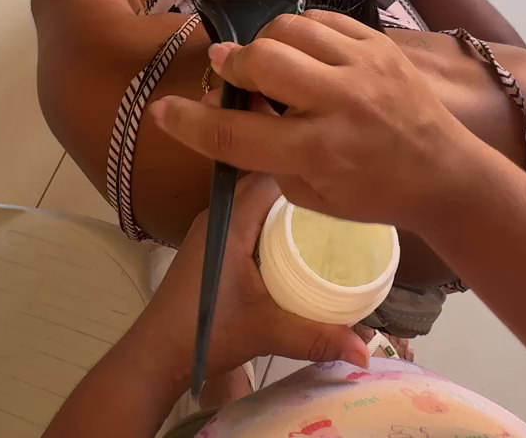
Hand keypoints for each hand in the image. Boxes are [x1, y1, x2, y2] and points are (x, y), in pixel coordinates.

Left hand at [134, 174, 368, 380]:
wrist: (158, 350)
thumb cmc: (208, 331)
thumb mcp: (268, 331)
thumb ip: (317, 337)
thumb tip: (366, 351)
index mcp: (232, 219)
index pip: (271, 176)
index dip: (303, 174)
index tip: (336, 184)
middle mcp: (219, 212)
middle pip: (264, 183)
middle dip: (299, 189)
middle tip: (337, 204)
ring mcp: (211, 226)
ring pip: (254, 199)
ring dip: (282, 205)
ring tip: (322, 218)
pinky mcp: (209, 242)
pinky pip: (245, 215)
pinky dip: (268, 220)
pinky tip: (291, 241)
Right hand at [147, 10, 490, 232]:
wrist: (445, 172)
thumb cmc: (373, 194)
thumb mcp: (311, 195)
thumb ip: (267, 154)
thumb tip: (235, 107)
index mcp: (321, 152)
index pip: (238, 135)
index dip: (191, 123)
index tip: (163, 111)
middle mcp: (341, 103)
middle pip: (263, 61)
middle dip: (233, 62)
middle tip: (229, 69)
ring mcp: (365, 65)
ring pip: (290, 28)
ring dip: (266, 41)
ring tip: (269, 61)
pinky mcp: (380, 42)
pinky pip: (322, 18)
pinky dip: (299, 31)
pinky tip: (299, 49)